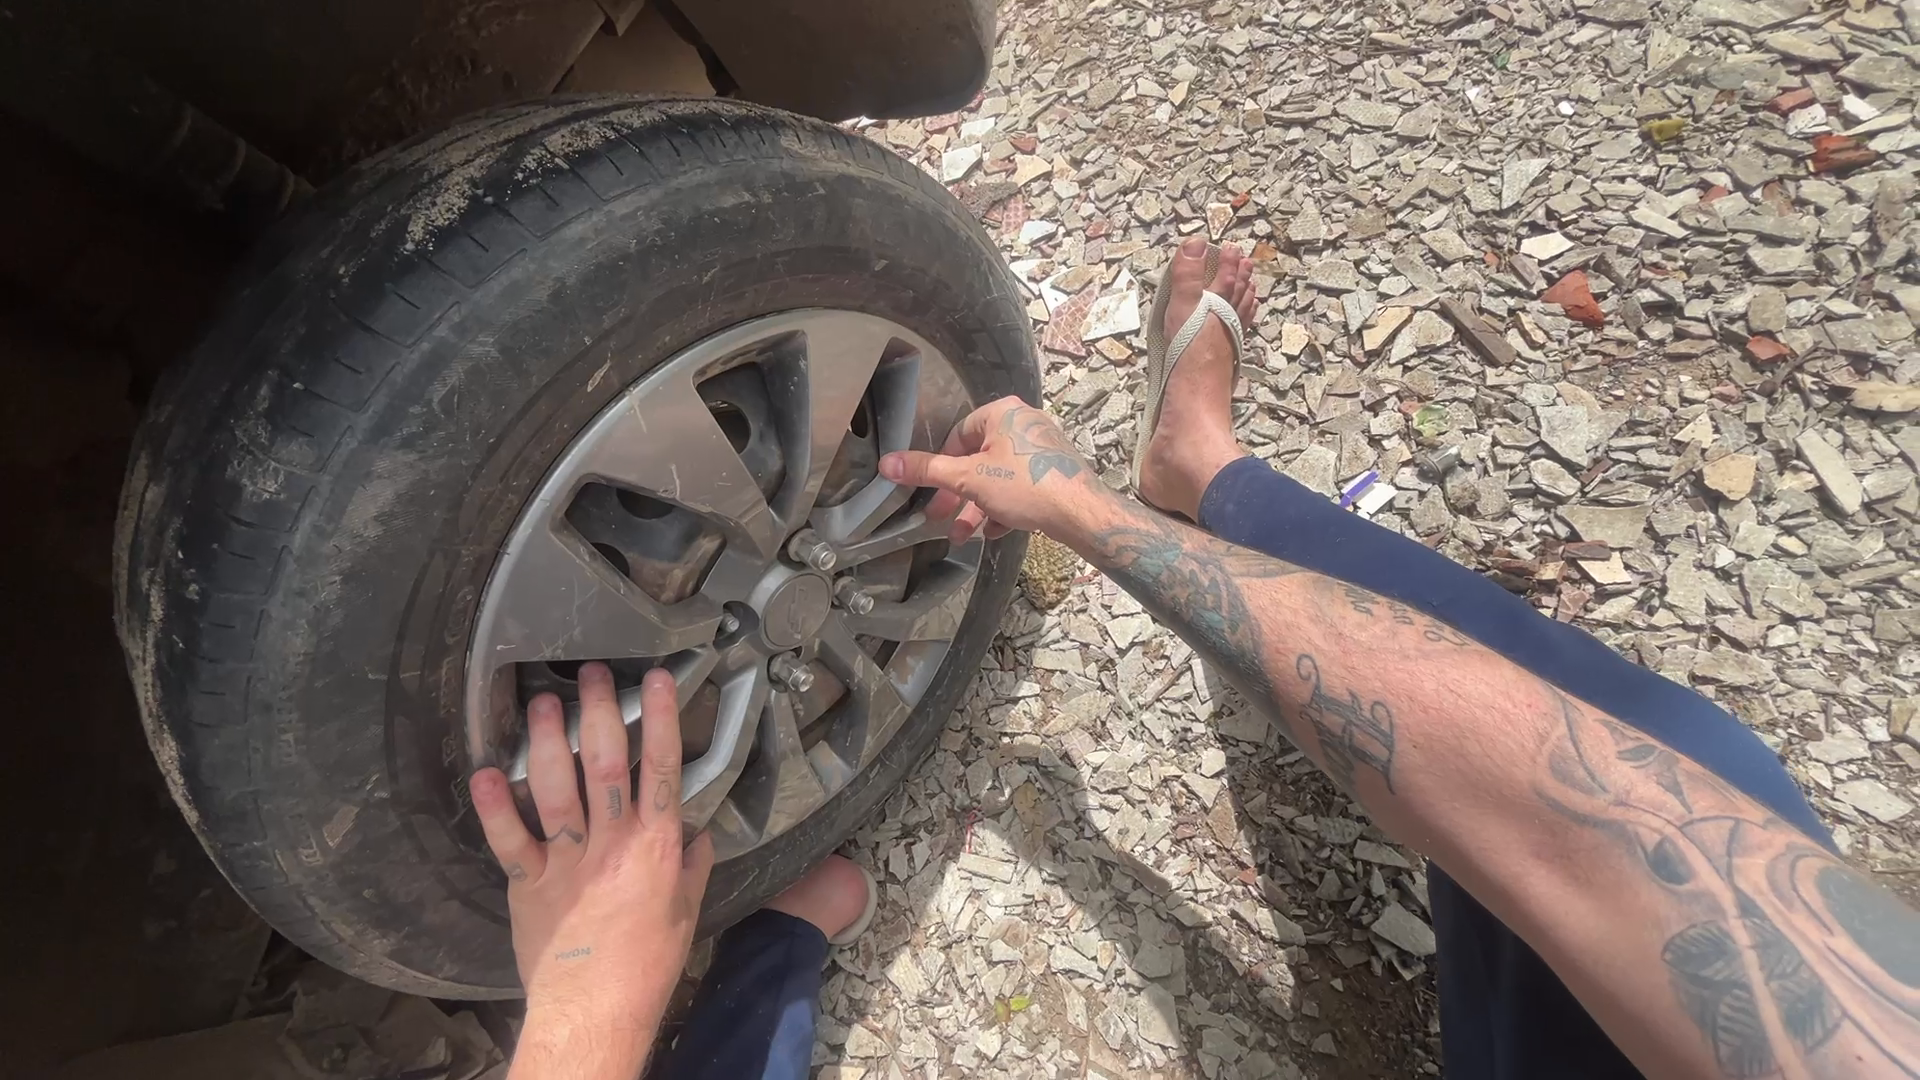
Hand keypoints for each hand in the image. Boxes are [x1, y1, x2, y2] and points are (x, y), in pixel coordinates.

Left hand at [469, 663, 712, 1048]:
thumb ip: (695, 862)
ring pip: (555, 790)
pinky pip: (509, 841)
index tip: (659, 681)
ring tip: (543, 704)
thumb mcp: (689, 907)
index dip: (661, 719)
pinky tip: (482, 773)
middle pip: (605, 765)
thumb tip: (700, 830)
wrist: (595, 1015)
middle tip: (591, 674)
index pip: (662, 768)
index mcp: (658, 844)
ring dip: (547, 743)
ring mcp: (566, 863)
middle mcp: (613, 843)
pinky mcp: (527, 887)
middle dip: (599, 714)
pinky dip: (493, 808)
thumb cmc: (650, 960)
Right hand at [879, 396, 1097, 542]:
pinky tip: (996, 532)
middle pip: (977, 460)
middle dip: (957, 495)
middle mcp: (1024, 424)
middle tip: (939, 518)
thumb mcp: (969, 479)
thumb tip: (886, 463)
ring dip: (977, 508)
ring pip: (998, 479)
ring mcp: (1042, 450)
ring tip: (963, 537)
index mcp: (1003, 414)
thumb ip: (927, 471)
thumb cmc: (1024, 486)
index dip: (941, 465)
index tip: (931, 491)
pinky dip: (1005, 509)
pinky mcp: (1054, 473)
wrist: (1081, 513)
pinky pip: (1020, 488)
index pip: (958, 435)